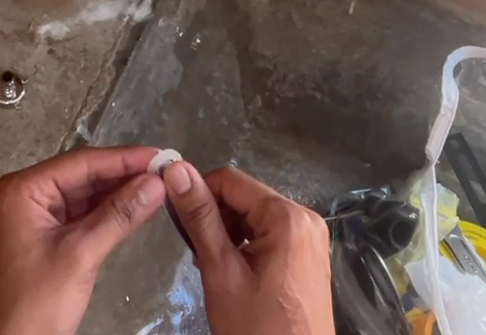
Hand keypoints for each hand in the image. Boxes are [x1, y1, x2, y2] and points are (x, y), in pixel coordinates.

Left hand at [0, 146, 166, 334]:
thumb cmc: (36, 302)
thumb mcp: (80, 255)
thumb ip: (119, 215)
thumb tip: (156, 183)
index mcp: (25, 189)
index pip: (82, 163)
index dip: (123, 158)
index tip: (159, 155)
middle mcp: (28, 194)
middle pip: (83, 176)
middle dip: (123, 175)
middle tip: (164, 170)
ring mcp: (36, 217)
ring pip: (84, 196)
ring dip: (119, 194)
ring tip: (157, 186)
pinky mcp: (46, 238)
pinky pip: (81, 216)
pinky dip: (108, 214)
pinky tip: (136, 208)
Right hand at [163, 160, 333, 334]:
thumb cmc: (257, 330)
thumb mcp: (222, 273)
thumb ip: (199, 218)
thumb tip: (175, 168)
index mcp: (287, 216)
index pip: (230, 180)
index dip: (198, 192)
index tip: (177, 219)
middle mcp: (305, 217)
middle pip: (244, 197)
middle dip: (215, 218)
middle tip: (196, 252)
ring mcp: (310, 238)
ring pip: (254, 215)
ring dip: (228, 232)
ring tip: (212, 265)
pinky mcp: (308, 257)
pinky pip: (269, 234)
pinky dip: (246, 245)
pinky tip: (233, 271)